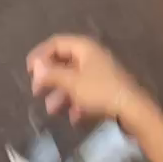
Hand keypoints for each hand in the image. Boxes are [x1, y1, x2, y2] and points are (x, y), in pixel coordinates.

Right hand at [26, 34, 147, 125]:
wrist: (134, 111)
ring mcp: (101, 72)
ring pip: (74, 79)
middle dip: (49, 78)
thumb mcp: (72, 82)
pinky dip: (77, 102)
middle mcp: (92, 56)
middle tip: (36, 91)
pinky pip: (86, 91)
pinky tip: (74, 118)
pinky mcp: (108, 89)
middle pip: (64, 62)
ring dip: (61, 94)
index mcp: (84, 47)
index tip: (28, 70)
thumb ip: (51, 73)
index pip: (56, 43)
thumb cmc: (100, 91)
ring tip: (51, 110)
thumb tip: (35, 65)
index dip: (40, 54)